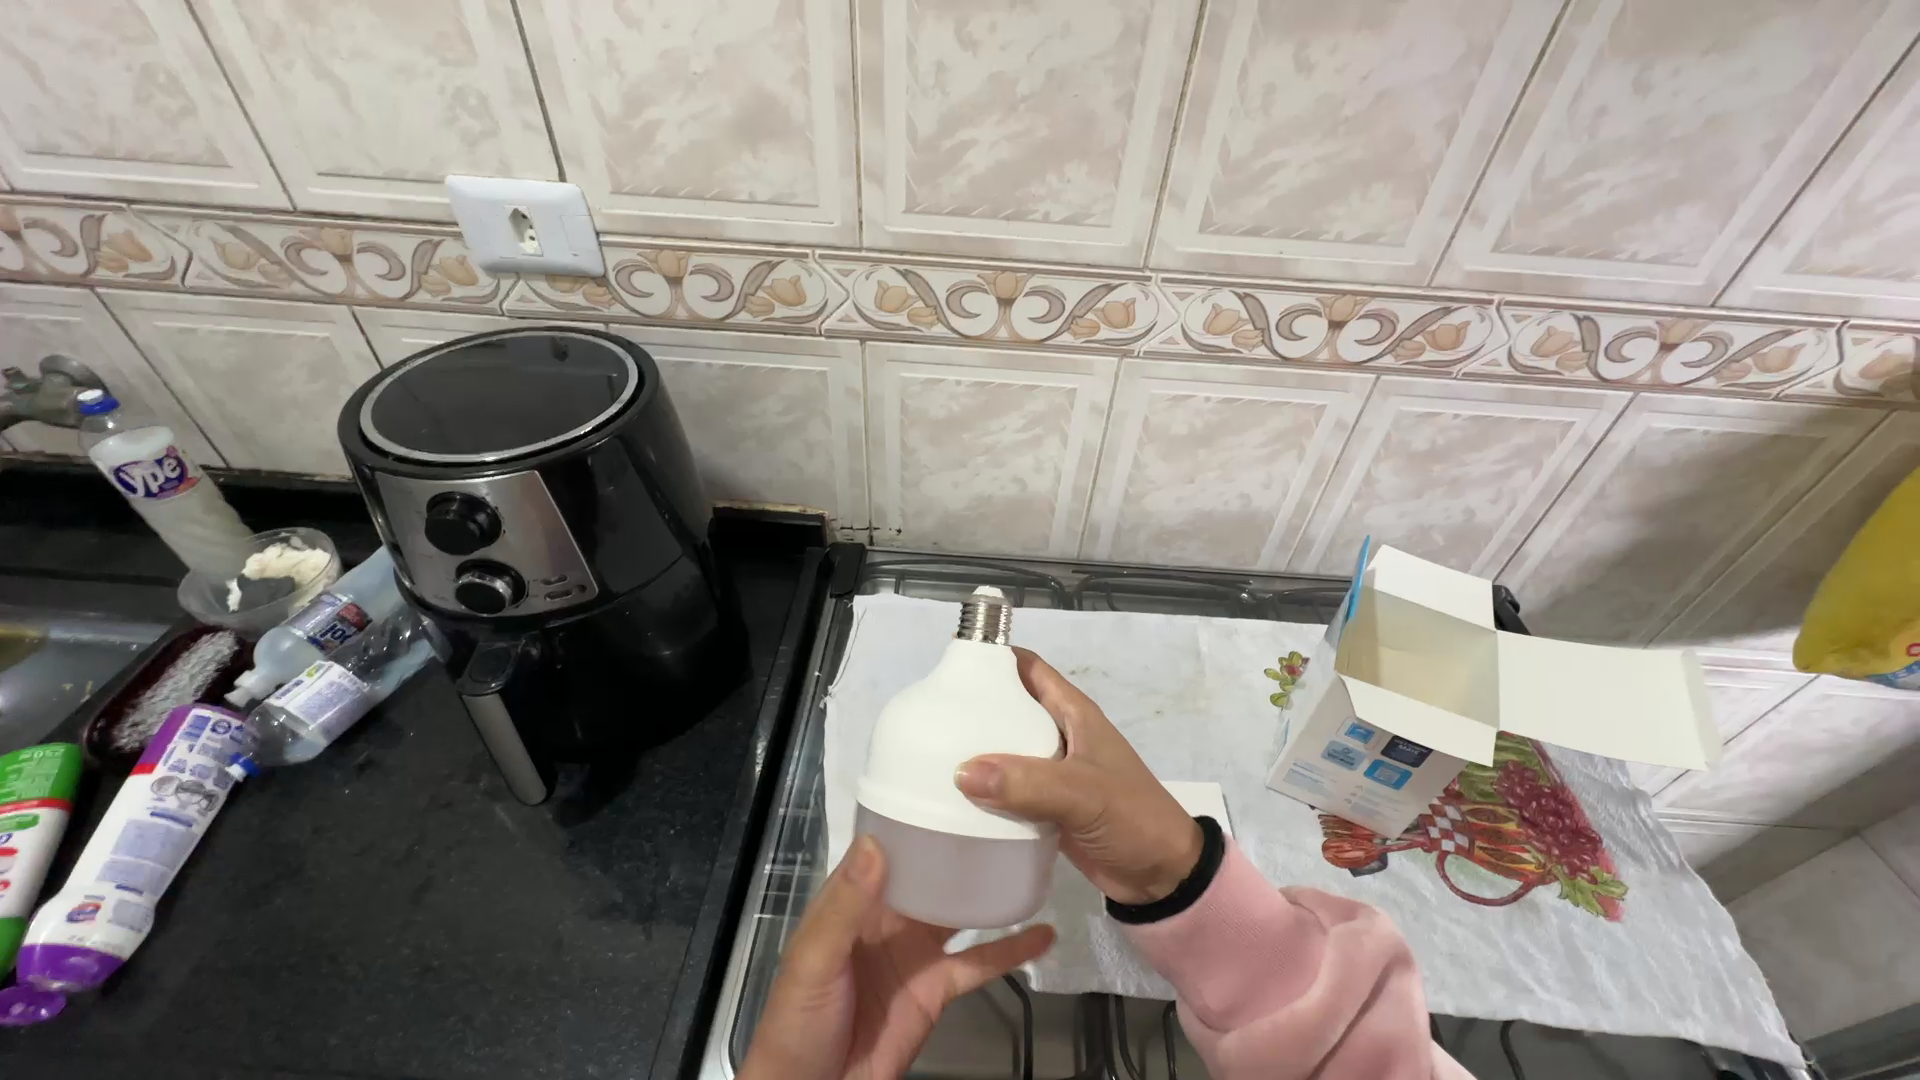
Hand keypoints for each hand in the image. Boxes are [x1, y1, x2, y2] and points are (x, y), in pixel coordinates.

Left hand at [737, 835, 1055, 1079]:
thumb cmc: (798, 1020)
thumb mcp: (813, 959)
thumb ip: (844, 905)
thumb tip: (877, 843)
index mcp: (853, 899)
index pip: (886, 846)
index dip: (914, 817)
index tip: (950, 785)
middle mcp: (888, 916)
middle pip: (930, 872)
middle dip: (959, 845)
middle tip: (1005, 811)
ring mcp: (916, 951)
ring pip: (959, 909)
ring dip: (989, 887)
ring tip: (1029, 857)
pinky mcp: (937, 988)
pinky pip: (979, 963)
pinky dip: (1011, 950)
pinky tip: (1043, 933)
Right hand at [954, 648, 1202, 906]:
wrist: (1164, 877)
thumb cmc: (1132, 818)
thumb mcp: (1083, 794)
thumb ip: (1027, 783)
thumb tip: (962, 772)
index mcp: (1073, 713)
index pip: (1028, 668)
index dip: (993, 658)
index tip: (949, 663)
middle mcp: (1060, 734)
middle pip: (1009, 707)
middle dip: (973, 705)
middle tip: (929, 713)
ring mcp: (1052, 772)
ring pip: (1005, 748)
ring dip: (975, 750)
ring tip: (928, 753)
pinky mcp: (1045, 806)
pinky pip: (1007, 788)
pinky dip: (984, 789)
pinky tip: (953, 797)